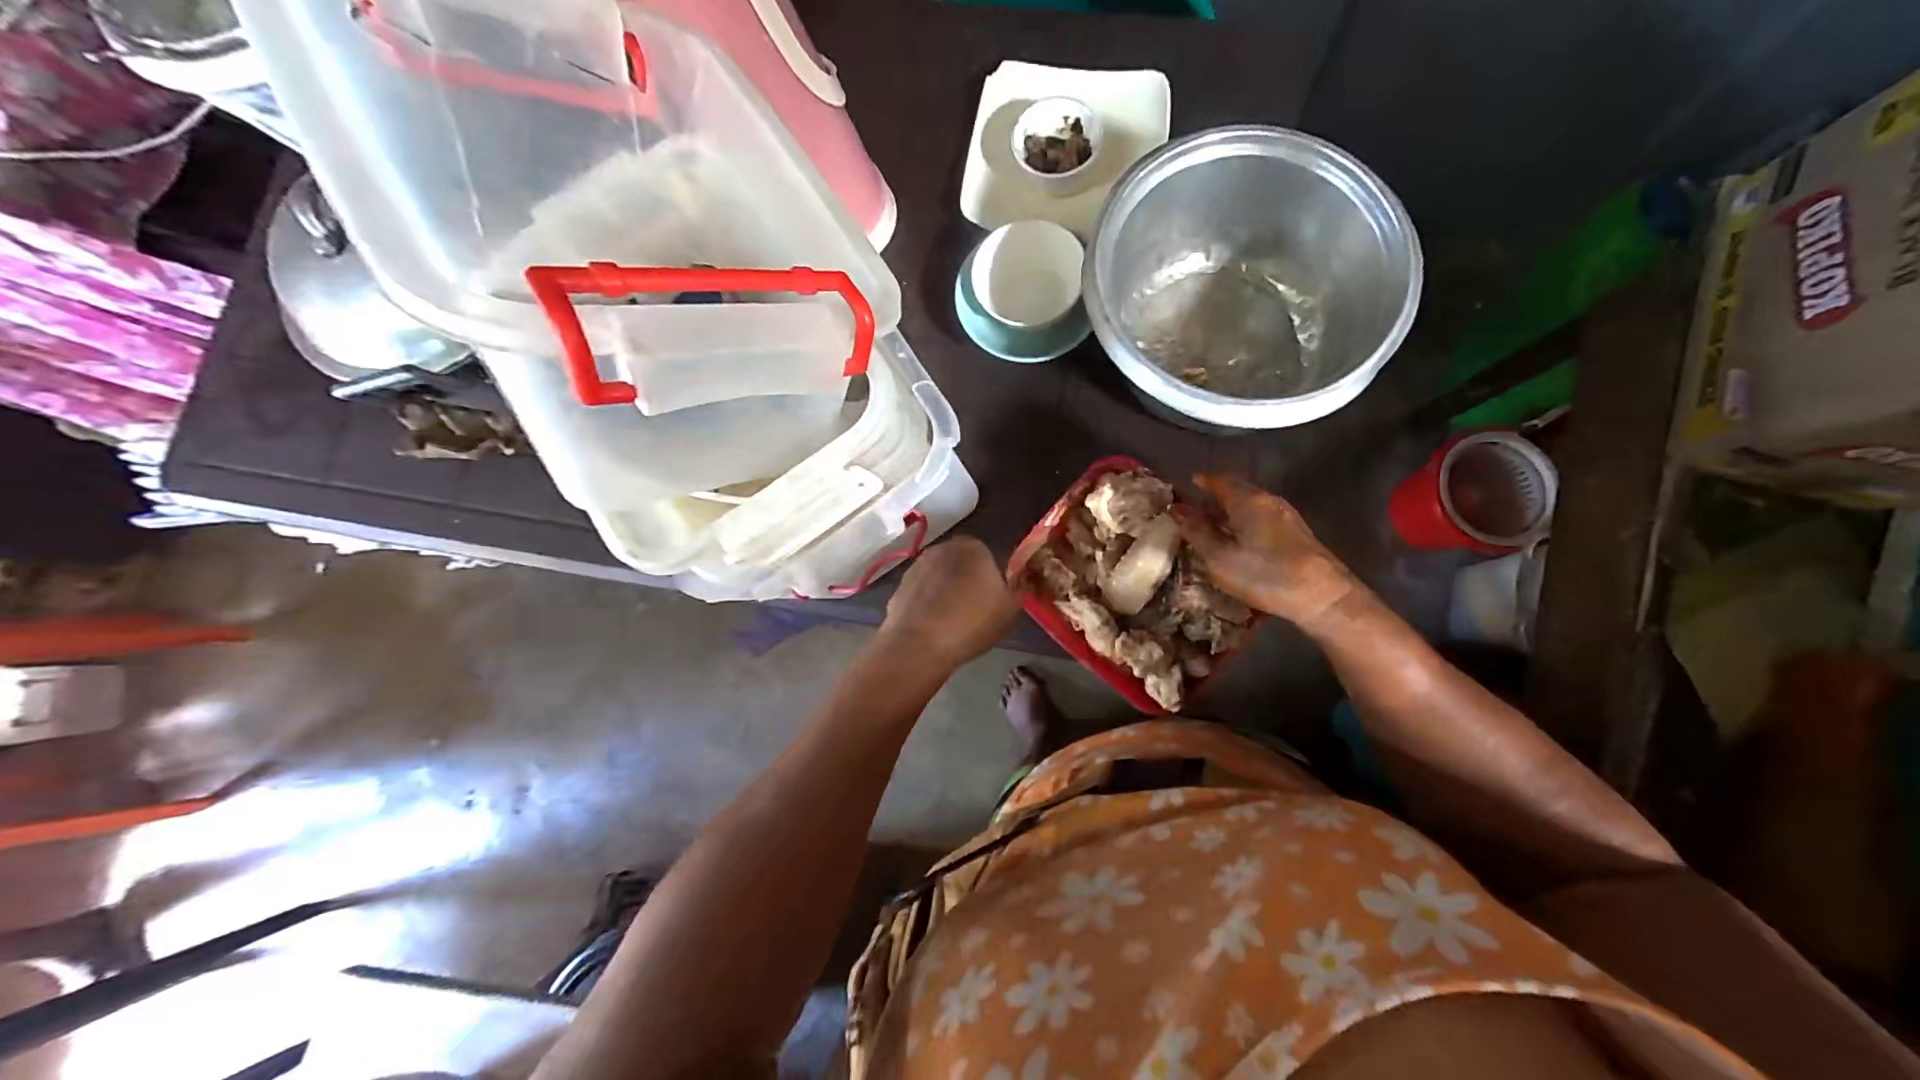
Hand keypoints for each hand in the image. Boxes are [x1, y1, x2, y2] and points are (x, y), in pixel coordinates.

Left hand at [879, 538, 1017, 670]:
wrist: (919, 644)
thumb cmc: (972, 622)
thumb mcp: (1012, 609)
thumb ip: (1020, 589)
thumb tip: (1020, 582)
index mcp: (972, 547)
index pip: (988, 556)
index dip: (992, 578)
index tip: (993, 600)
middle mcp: (942, 548)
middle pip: (961, 564)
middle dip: (967, 581)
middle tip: (974, 610)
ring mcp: (916, 566)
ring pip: (939, 577)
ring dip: (945, 592)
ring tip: (952, 621)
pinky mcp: (898, 586)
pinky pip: (921, 593)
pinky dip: (927, 604)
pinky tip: (932, 626)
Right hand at [1175, 475, 1361, 628]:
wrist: (1323, 596)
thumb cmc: (1264, 574)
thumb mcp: (1219, 557)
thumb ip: (1196, 531)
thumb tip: (1177, 510)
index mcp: (1247, 500)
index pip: (1219, 481)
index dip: (1201, 482)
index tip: (1186, 486)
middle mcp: (1268, 501)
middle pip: (1236, 491)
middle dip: (1213, 498)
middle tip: (1193, 510)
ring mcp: (1286, 516)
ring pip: (1250, 505)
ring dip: (1229, 512)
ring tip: (1211, 527)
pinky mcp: (1296, 533)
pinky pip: (1261, 518)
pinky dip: (1244, 522)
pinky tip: (1238, 540)